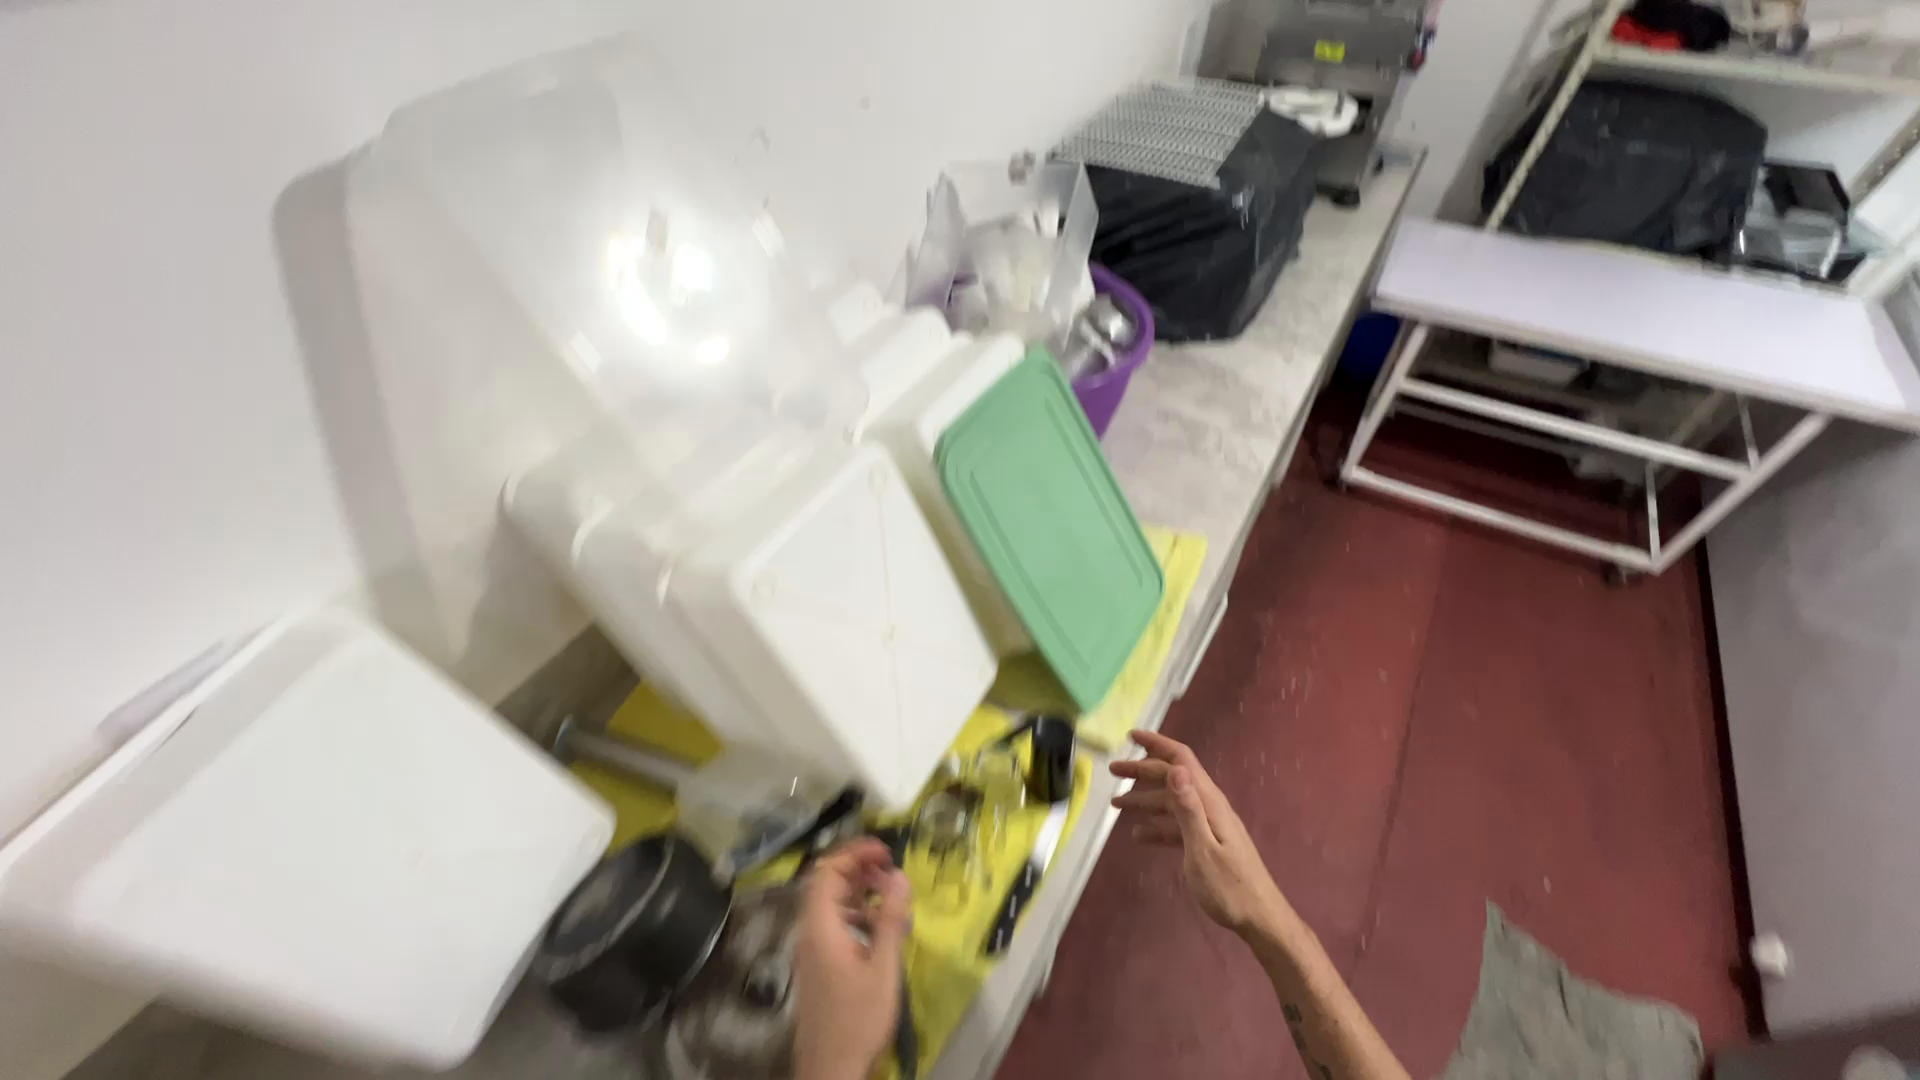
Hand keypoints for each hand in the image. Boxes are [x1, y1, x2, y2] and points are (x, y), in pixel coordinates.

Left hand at [792, 838, 910, 1079]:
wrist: (830, 1071)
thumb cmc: (857, 1020)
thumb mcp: (882, 969)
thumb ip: (890, 920)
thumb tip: (898, 875)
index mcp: (820, 927)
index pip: (827, 871)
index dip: (853, 852)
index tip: (884, 850)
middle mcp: (811, 932)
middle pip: (827, 883)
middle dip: (859, 868)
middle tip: (891, 868)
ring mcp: (813, 949)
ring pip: (832, 904)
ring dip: (860, 891)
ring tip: (892, 894)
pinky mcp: (820, 964)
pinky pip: (835, 923)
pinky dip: (857, 914)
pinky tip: (882, 926)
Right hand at [1110, 729, 1290, 936]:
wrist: (1261, 920)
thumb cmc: (1230, 888)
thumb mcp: (1203, 849)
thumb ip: (1188, 809)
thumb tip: (1174, 769)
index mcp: (1209, 802)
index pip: (1181, 760)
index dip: (1157, 744)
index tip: (1131, 736)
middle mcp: (1210, 807)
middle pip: (1172, 778)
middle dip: (1142, 771)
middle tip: (1113, 771)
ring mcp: (1210, 825)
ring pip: (1172, 802)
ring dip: (1145, 800)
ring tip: (1117, 805)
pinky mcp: (1208, 842)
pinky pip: (1177, 825)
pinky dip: (1157, 826)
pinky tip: (1139, 835)